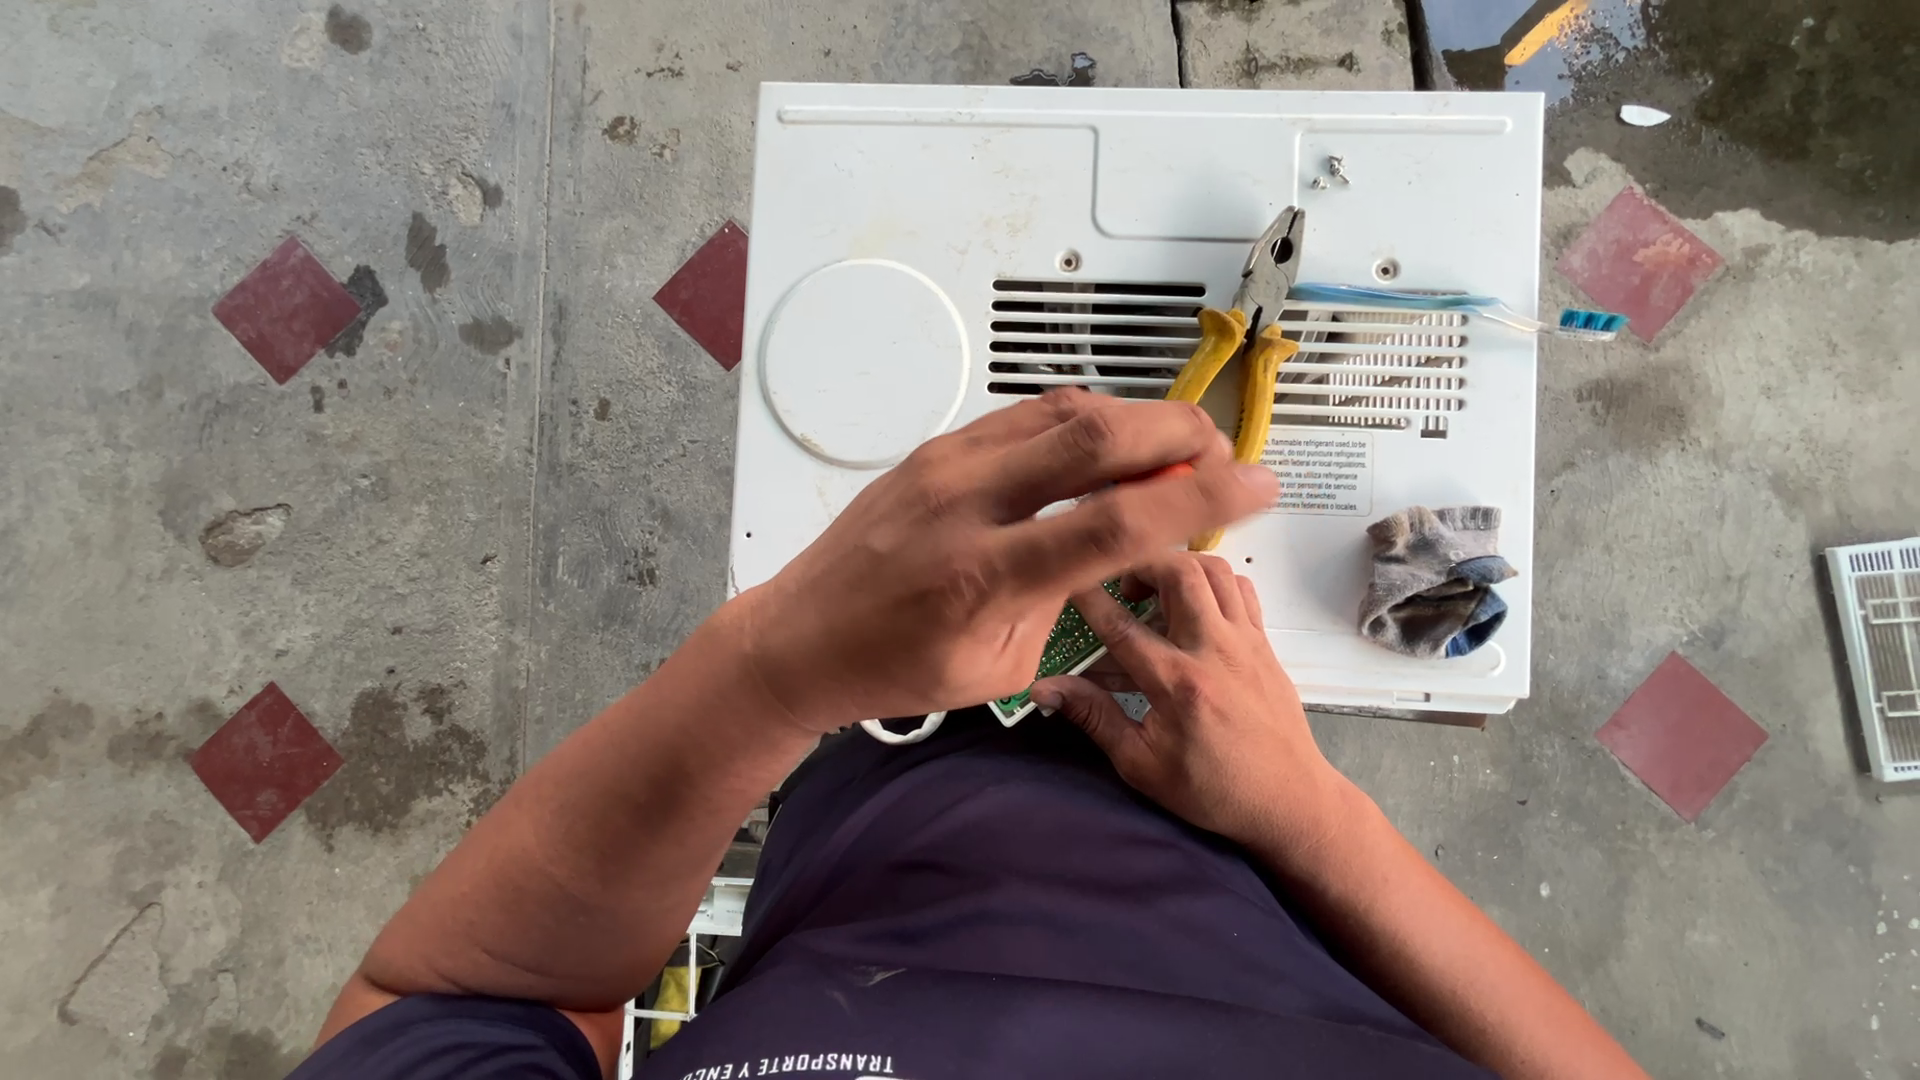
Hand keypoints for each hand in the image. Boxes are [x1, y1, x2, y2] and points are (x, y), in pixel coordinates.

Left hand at [732, 390, 1277, 732]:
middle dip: (1179, 434)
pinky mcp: (933, 450)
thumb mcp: (1000, 664)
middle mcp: (967, 504)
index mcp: (987, 578)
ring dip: (1133, 420)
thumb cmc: (896, 668)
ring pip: (1064, 410)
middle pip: (1097, 437)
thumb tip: (1113, 539)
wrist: (803, 636)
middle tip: (1219, 455)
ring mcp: (945, 465)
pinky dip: (1080, 420)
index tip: (1258, 486)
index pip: (1119, 522)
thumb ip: (1063, 597)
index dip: (1204, 499)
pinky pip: (1024, 416)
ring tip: (1171, 448)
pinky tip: (1105, 442)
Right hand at [1029, 552, 1350, 862]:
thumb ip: (1093, 716)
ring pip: (1214, 569)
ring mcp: (1245, 641)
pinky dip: (1211, 580)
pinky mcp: (1265, 642)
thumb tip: (1042, 689)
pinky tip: (1192, 604)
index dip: (1087, 597)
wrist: (1289, 802)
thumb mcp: (1140, 763)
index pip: (1121, 626)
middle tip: (1119, 583)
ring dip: (1176, 565)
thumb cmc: (1209, 790)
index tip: (1064, 579)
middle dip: (1139, 562)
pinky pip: (1240, 588)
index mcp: (1177, 684)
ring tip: (1153, 590)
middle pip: (1178, 572)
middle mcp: (1214, 651)